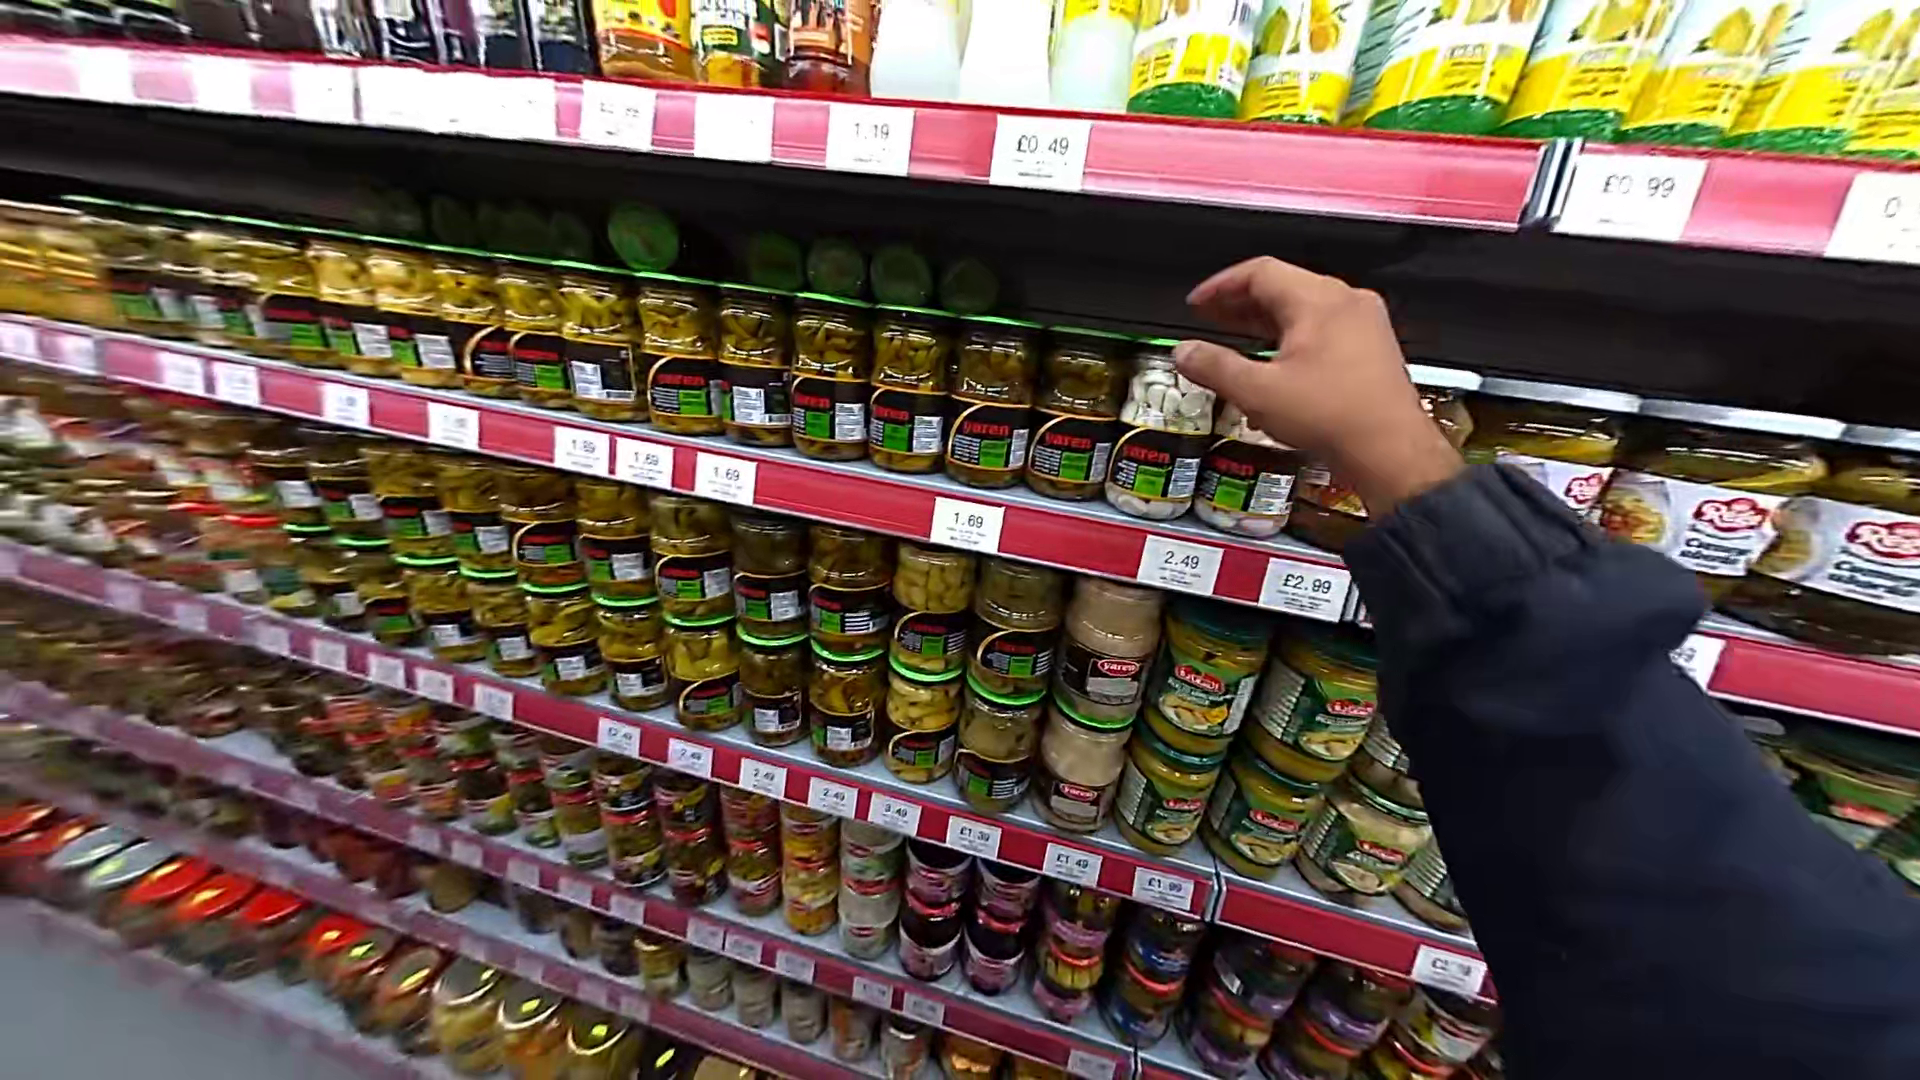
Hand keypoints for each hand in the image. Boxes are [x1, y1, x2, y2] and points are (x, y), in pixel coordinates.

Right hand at [1175, 257, 1462, 516]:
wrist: (1388, 448)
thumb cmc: (1326, 414)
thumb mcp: (1256, 391)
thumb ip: (1214, 367)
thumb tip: (1182, 352)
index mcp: (1317, 300)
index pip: (1260, 272)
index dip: (1220, 285)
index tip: (1196, 303)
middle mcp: (1345, 302)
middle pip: (1282, 287)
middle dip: (1238, 302)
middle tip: (1207, 317)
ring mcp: (1361, 323)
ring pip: (1301, 309)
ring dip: (1261, 321)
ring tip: (1231, 337)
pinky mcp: (1368, 347)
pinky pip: (1318, 329)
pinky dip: (1286, 337)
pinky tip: (1269, 363)